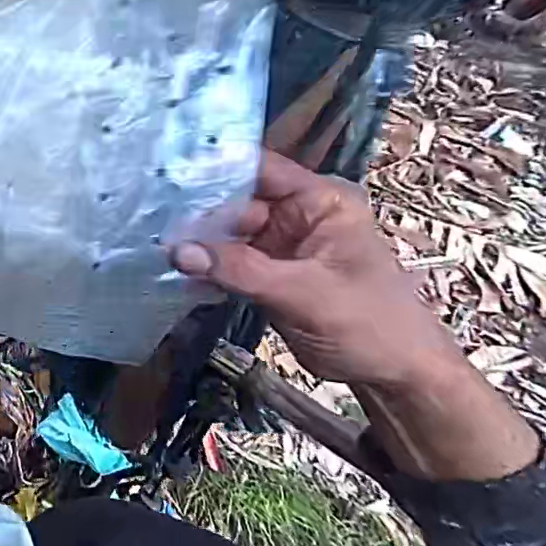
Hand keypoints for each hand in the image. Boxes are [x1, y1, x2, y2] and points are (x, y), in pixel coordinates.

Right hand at [171, 151, 458, 389]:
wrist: (396, 378)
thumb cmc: (370, 325)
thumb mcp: (305, 294)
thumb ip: (240, 270)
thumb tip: (177, 251)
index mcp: (320, 201)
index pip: (260, 169)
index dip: (215, 168)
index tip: (167, 174)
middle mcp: (296, 214)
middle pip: (235, 201)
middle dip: (196, 212)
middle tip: (150, 221)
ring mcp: (280, 243)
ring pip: (226, 232)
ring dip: (195, 242)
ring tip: (152, 243)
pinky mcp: (266, 271)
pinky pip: (227, 260)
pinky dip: (205, 267)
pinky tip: (173, 270)